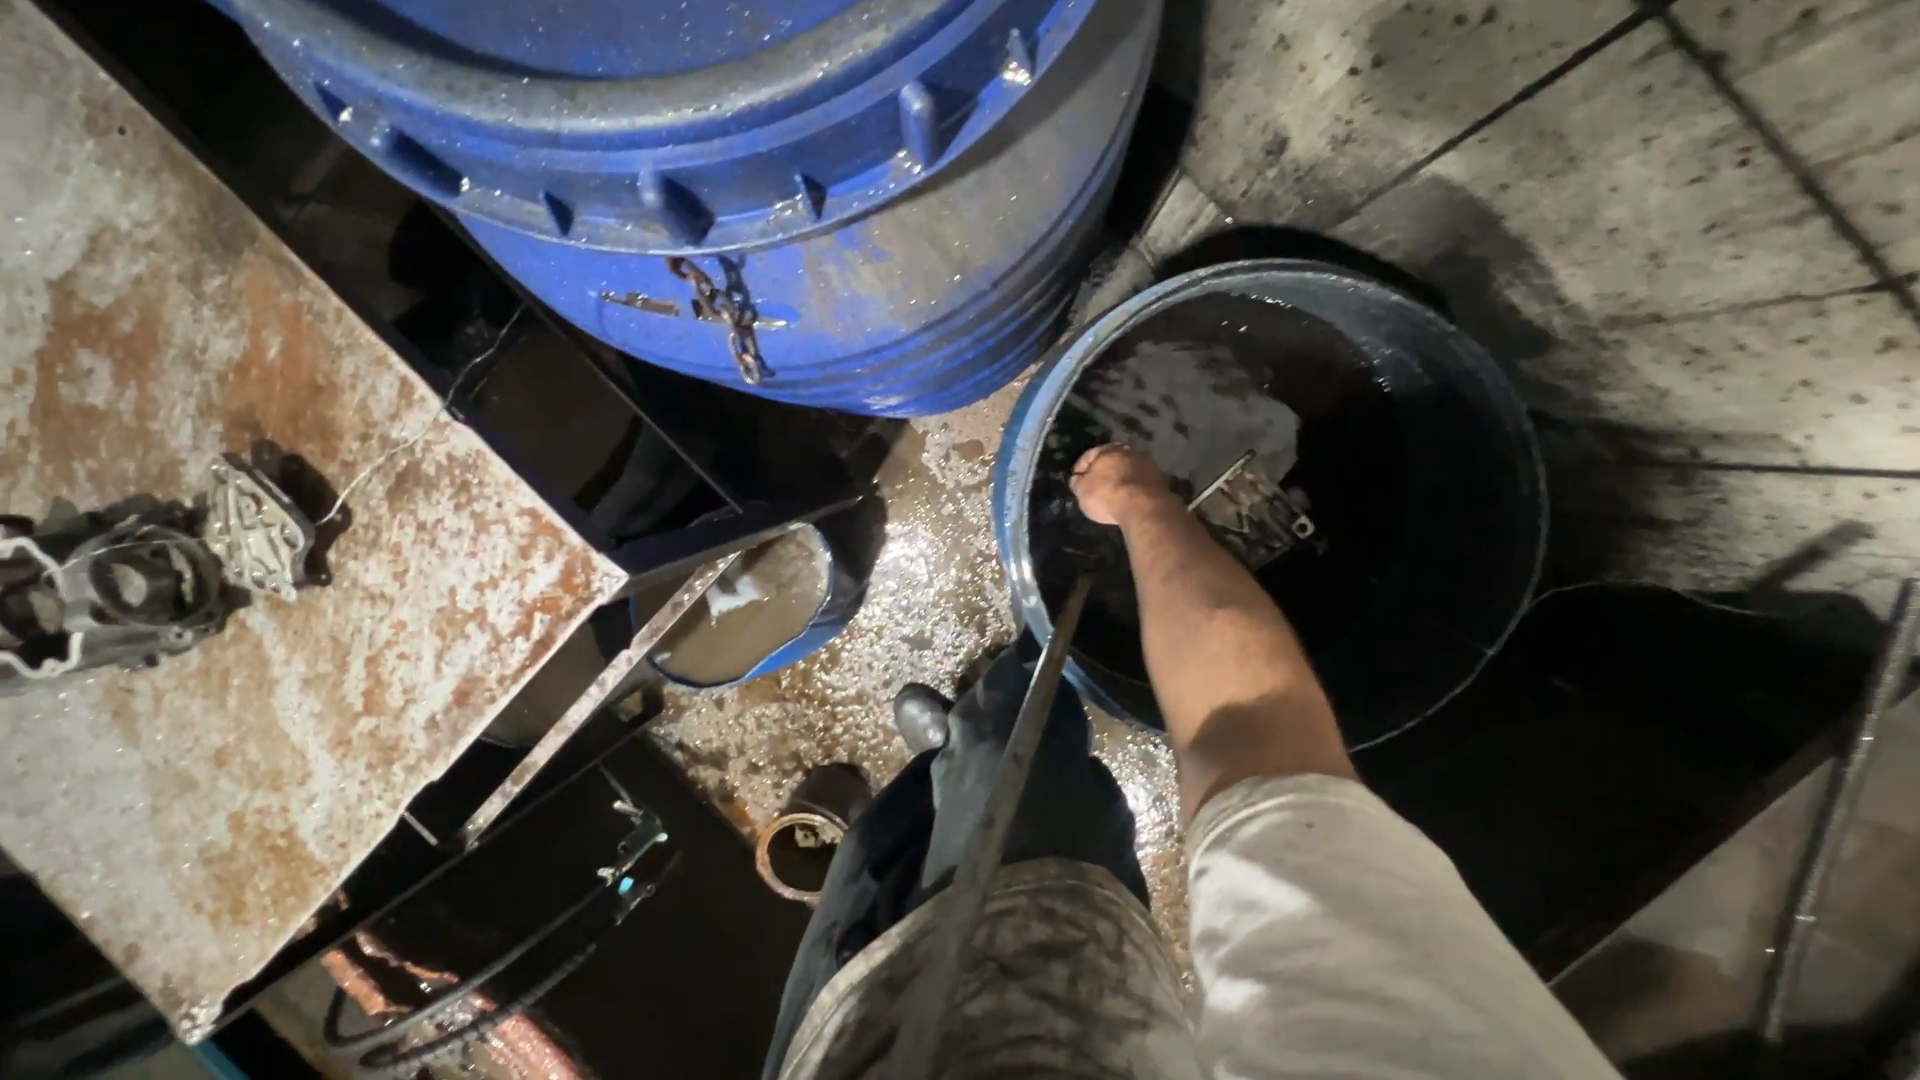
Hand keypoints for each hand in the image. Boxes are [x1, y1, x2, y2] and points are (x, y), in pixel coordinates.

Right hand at [1070, 444, 1174, 525]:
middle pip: (1112, 459)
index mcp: (1107, 450)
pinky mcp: (1159, 478)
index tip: (1076, 480)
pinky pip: (1140, 480)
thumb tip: (1077, 479)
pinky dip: (1134, 486)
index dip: (1080, 468)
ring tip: (1115, 491)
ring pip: (1128, 468)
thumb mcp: (1082, 491)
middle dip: (1104, 470)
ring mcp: (1146, 463)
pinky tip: (1130, 496)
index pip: (1089, 455)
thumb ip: (1077, 482)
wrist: (1143, 506)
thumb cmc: (1107, 495)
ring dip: (1122, 476)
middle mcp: (1128, 451)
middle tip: (1097, 483)